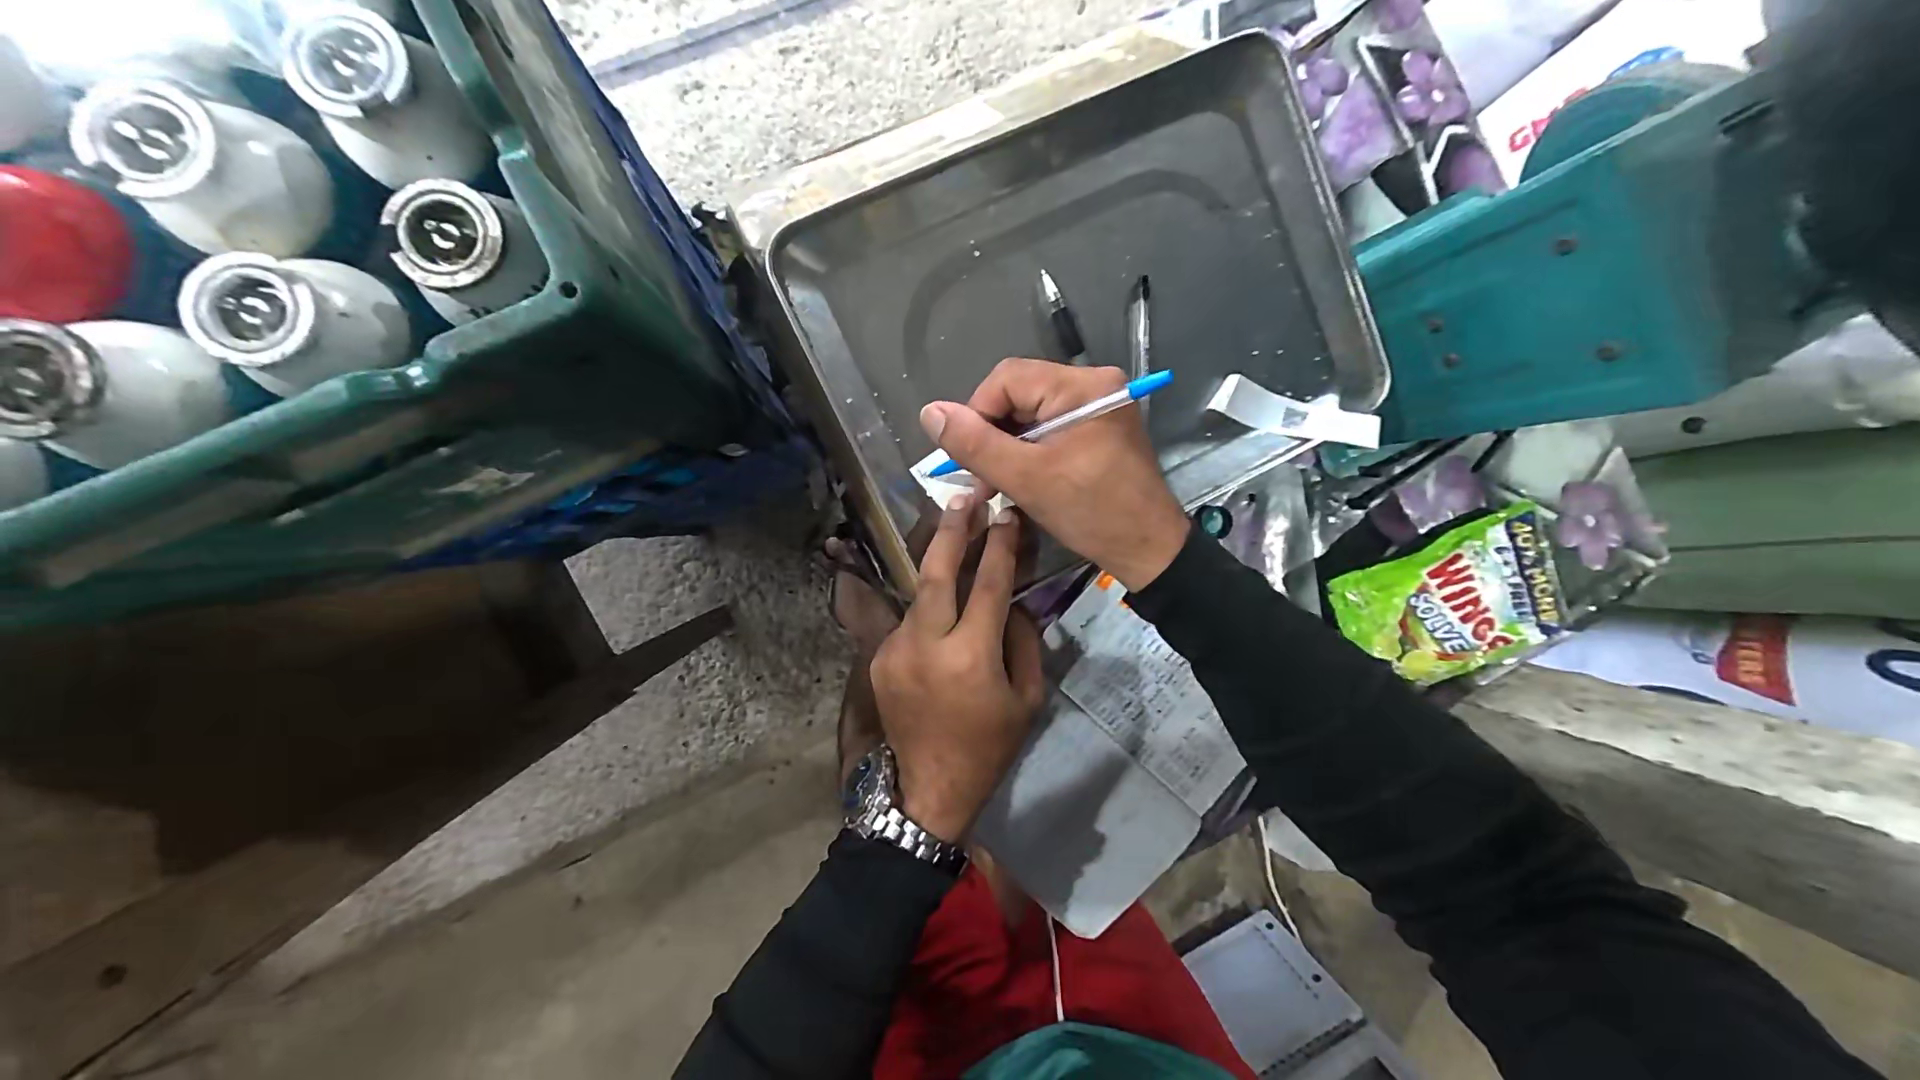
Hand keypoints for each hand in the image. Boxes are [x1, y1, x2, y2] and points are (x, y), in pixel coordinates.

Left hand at [870, 494, 1045, 842]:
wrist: (930, 788)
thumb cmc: (990, 746)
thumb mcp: (1027, 698)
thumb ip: (1023, 642)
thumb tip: (1014, 602)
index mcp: (970, 656)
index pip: (989, 585)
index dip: (1002, 546)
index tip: (1009, 514)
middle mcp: (926, 644)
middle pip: (938, 572)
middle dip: (952, 529)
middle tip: (964, 496)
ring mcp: (895, 649)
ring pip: (919, 592)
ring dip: (938, 561)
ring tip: (953, 529)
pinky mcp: (878, 657)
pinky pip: (909, 619)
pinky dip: (928, 604)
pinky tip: (943, 598)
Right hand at [919, 358, 1190, 590]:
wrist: (1148, 548)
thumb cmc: (1090, 512)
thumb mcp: (1026, 478)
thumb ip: (974, 444)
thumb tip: (929, 412)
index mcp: (1080, 386)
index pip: (1005, 379)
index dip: (976, 414)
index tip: (967, 459)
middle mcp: (1093, 383)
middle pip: (1018, 393)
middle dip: (991, 433)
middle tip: (980, 477)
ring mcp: (1099, 405)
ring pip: (1030, 412)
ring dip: (1007, 445)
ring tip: (995, 482)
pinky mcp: (1099, 427)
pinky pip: (1049, 427)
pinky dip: (1028, 450)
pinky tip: (1019, 478)